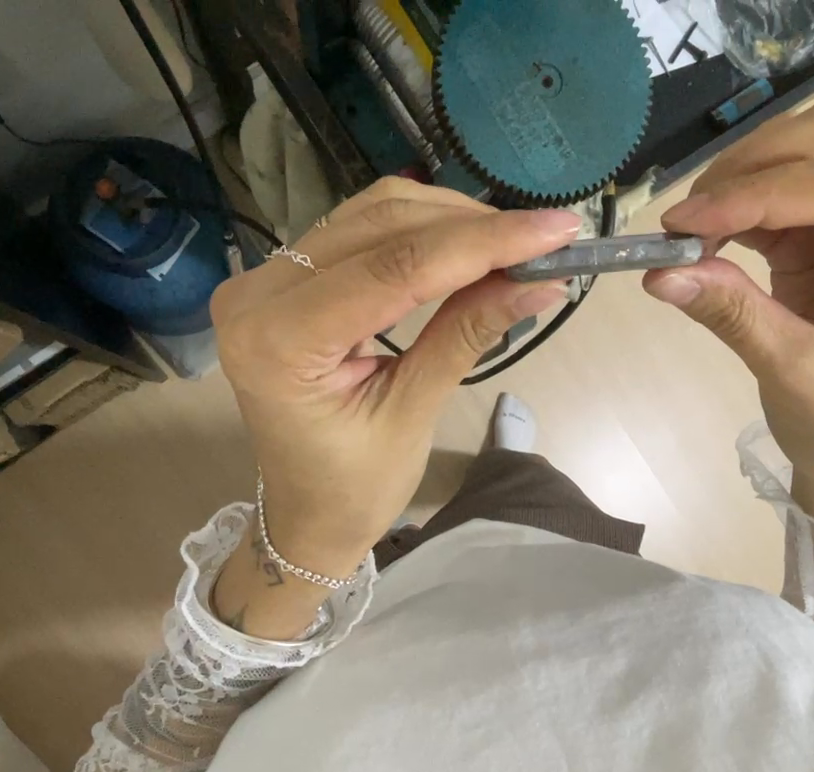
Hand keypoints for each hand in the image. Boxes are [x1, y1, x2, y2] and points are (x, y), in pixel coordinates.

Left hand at [208, 178, 578, 636]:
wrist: (306, 514)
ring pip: (371, 216)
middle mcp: (258, 294)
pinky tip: (468, 245)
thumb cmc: (354, 488)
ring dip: (449, 221)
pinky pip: (358, 233)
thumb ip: (466, 335)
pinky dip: (420, 233)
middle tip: (548, 238)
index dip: (481, 244)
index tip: (556, 230)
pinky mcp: (283, 279)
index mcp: (279, 343)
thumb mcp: (412, 415)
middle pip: (379, 227)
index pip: (393, 269)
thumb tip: (541, 281)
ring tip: (516, 242)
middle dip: (471, 226)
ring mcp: (264, 280)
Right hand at [642, 100, 813, 531]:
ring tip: (692, 225)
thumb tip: (659, 271)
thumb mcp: (788, 370)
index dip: (761, 194)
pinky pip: (793, 186)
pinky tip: (708, 229)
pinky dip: (745, 200)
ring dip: (747, 175)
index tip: (684, 222)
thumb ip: (732, 313)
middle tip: (686, 219)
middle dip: (755, 168)